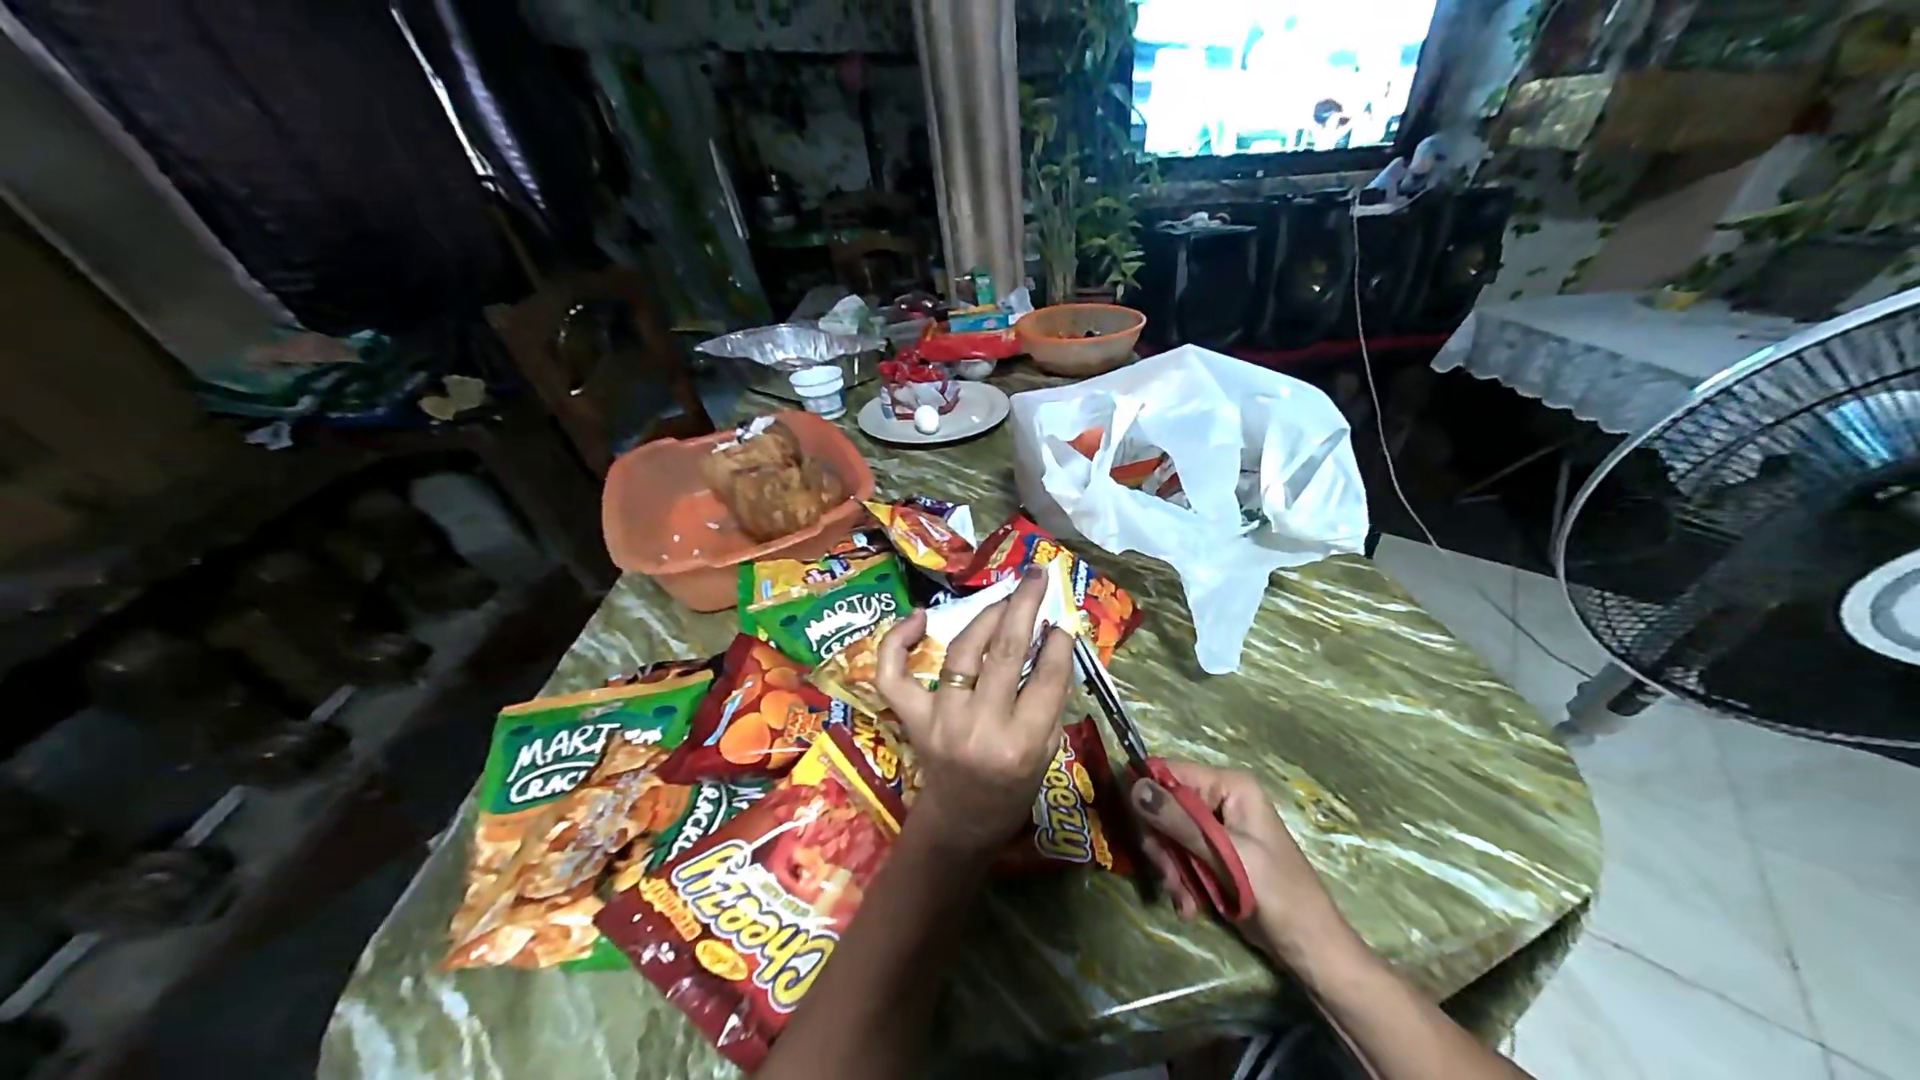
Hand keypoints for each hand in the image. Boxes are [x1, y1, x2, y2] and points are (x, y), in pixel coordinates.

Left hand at [875, 568, 1074, 857]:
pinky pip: (894, 675)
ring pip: (963, 651)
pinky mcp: (912, 719)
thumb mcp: (1047, 751)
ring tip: (1003, 597)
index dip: (1058, 642)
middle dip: (1024, 605)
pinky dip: (899, 641)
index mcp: (1022, 743)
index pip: (1047, 677)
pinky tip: (921, 617)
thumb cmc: (1013, 789)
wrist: (962, 820)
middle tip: (1035, 576)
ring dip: (985, 616)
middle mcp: (980, 727)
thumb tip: (1051, 639)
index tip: (1063, 616)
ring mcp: (941, 720)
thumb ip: (1049, 699)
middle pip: (1006, 652)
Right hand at [1130, 762, 1350, 967]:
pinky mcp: (1211, 853)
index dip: (1146, 797)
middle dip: (1161, 845)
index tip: (1140, 831)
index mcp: (1229, 785)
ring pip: (1165, 834)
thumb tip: (1135, 787)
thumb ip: (1180, 822)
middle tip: (1168, 876)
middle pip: (1162, 806)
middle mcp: (1219, 798)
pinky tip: (1189, 905)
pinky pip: (1177, 856)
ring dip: (1169, 869)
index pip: (1168, 772)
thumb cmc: (1278, 893)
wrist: (1309, 946)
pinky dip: (1178, 880)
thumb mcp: (1227, 856)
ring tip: (1184, 899)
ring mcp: (1215, 827)